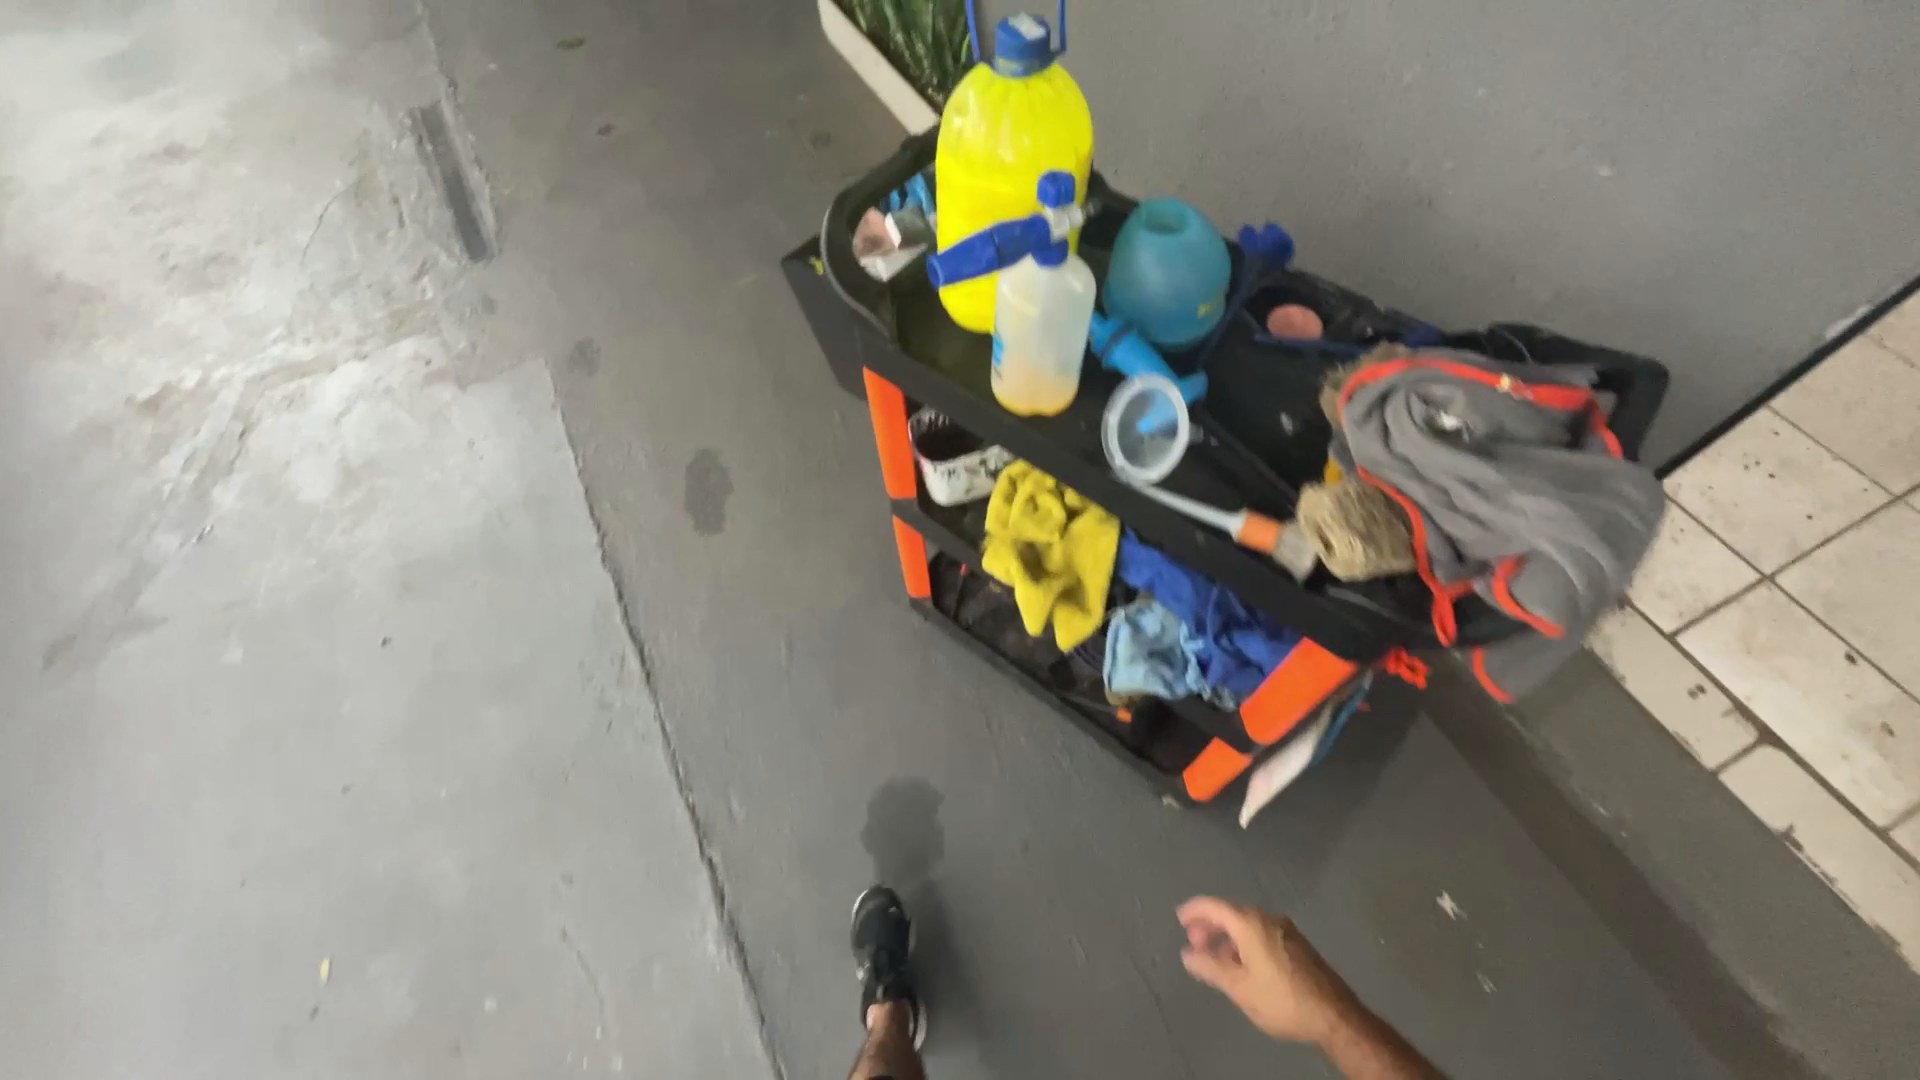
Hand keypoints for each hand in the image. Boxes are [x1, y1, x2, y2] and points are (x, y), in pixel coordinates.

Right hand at [1177, 896, 1353, 1044]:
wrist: (1335, 1016)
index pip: (1214, 905)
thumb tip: (1187, 954)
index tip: (1180, 919)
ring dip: (1228, 936)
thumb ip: (1210, 968)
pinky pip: (1262, 933)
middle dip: (1210, 925)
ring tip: (1218, 958)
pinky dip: (1245, 941)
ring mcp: (1286, 930)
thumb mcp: (1239, 988)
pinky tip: (1245, 964)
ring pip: (1248, 924)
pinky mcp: (1298, 944)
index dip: (1194, 910)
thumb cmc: (1281, 999)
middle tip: (1196, 942)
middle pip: (1231, 913)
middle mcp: (1268, 918)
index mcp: (1250, 923)